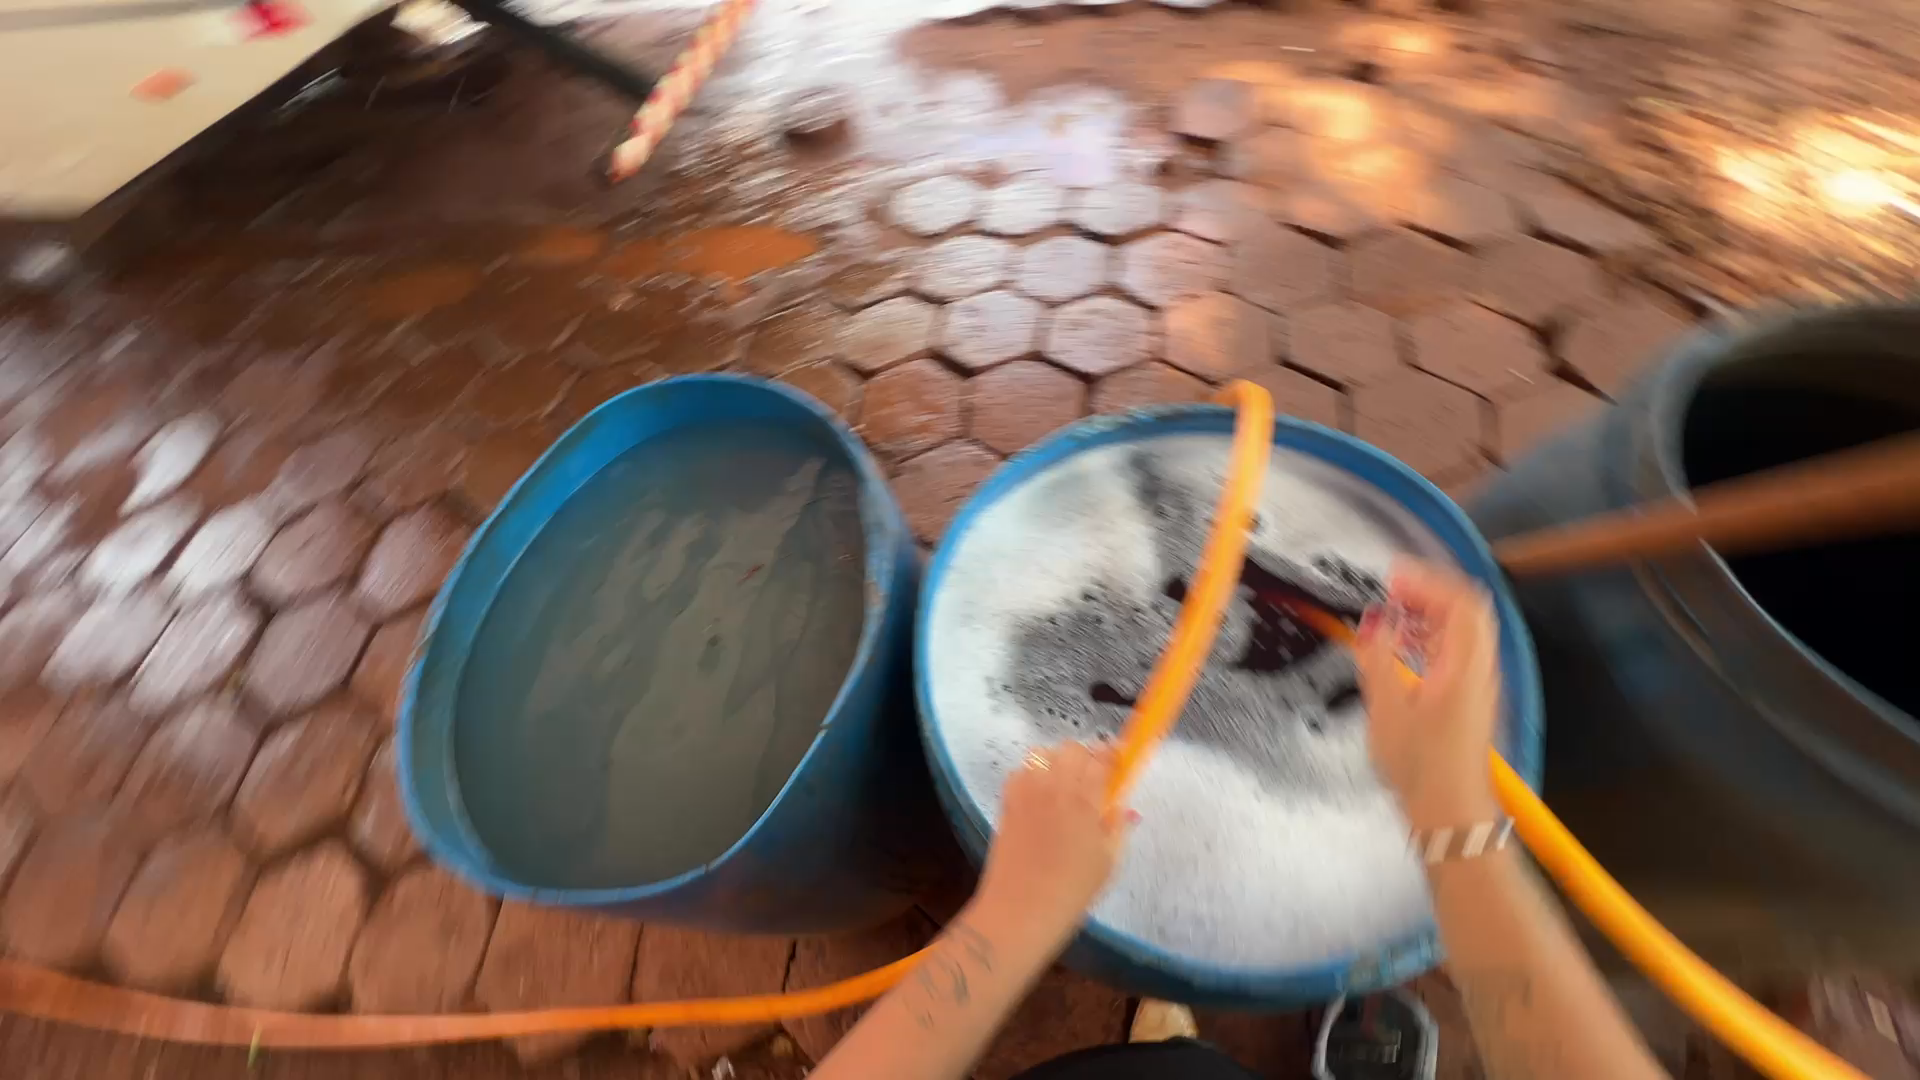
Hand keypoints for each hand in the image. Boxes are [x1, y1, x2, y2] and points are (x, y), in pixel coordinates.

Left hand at [973, 742, 1135, 945]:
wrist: (1020, 909)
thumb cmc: (1071, 891)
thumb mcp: (1108, 862)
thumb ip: (1118, 827)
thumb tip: (1124, 808)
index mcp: (1085, 799)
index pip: (1102, 757)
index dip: (1113, 753)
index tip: (1120, 757)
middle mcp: (1054, 785)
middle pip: (1072, 748)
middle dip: (1086, 757)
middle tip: (1093, 779)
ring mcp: (1027, 789)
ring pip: (1044, 753)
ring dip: (1058, 762)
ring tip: (1064, 786)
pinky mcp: (1006, 798)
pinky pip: (1022, 771)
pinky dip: (1032, 775)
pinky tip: (1039, 798)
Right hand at [1355, 560, 1501, 830]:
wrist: (1450, 811)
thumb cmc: (1418, 762)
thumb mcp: (1386, 707)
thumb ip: (1377, 657)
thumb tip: (1373, 619)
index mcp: (1464, 667)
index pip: (1462, 605)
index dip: (1429, 582)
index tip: (1392, 576)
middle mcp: (1479, 670)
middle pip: (1467, 612)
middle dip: (1429, 591)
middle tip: (1390, 588)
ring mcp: (1477, 684)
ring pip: (1462, 631)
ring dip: (1428, 612)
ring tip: (1391, 612)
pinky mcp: (1467, 698)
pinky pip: (1455, 650)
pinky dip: (1429, 635)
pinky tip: (1401, 645)